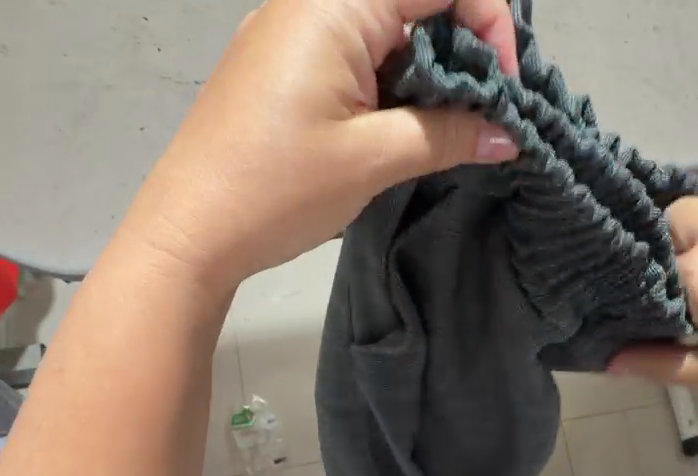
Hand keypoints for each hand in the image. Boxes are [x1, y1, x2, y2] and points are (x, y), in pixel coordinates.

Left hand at [121, 0, 520, 292]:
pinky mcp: (280, 68)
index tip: (504, 89)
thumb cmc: (278, 188)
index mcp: (335, 3)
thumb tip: (507, 134)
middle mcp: (311, 1)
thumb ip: (446, 135)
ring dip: (424, 73)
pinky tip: (397, 131)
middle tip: (479, 114)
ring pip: (383, 30)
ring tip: (442, 130)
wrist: (190, 231)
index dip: (488, 22)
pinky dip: (387, 85)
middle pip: (412, 1)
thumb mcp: (372, 160)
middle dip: (460, 51)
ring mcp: (290, 32)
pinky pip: (351, 54)